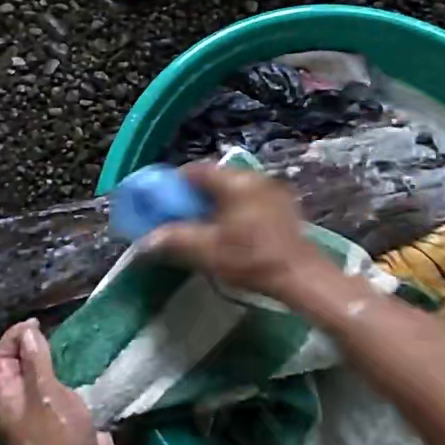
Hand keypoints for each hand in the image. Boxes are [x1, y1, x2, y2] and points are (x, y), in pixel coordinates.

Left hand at [0, 319, 113, 444]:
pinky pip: (58, 390)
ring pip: (37, 378)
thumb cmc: (60, 441)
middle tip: (53, 329)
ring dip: (49, 358)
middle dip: (28, 345)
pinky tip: (83, 366)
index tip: (35, 323)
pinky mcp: (61, 421)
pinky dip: (66, 373)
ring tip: (68, 342)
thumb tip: (27, 332)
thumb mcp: (47, 396)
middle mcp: (19, 407)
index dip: (11, 338)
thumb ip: (36, 363)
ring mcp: (40, 416)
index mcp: (7, 402)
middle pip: (15, 368)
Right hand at [143, 163, 330, 301]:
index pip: (196, 170)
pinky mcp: (284, 203)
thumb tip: (145, 241)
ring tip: (206, 224)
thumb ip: (174, 240)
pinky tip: (234, 229)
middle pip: (216, 177)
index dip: (176, 183)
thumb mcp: (207, 252)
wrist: (300, 274)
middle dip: (197, 194)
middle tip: (182, 214)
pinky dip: (237, 206)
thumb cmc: (251, 259)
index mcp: (234, 181)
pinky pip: (251, 196)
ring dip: (218, 200)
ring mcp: (272, 187)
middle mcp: (254, 176)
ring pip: (235, 187)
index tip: (164, 200)